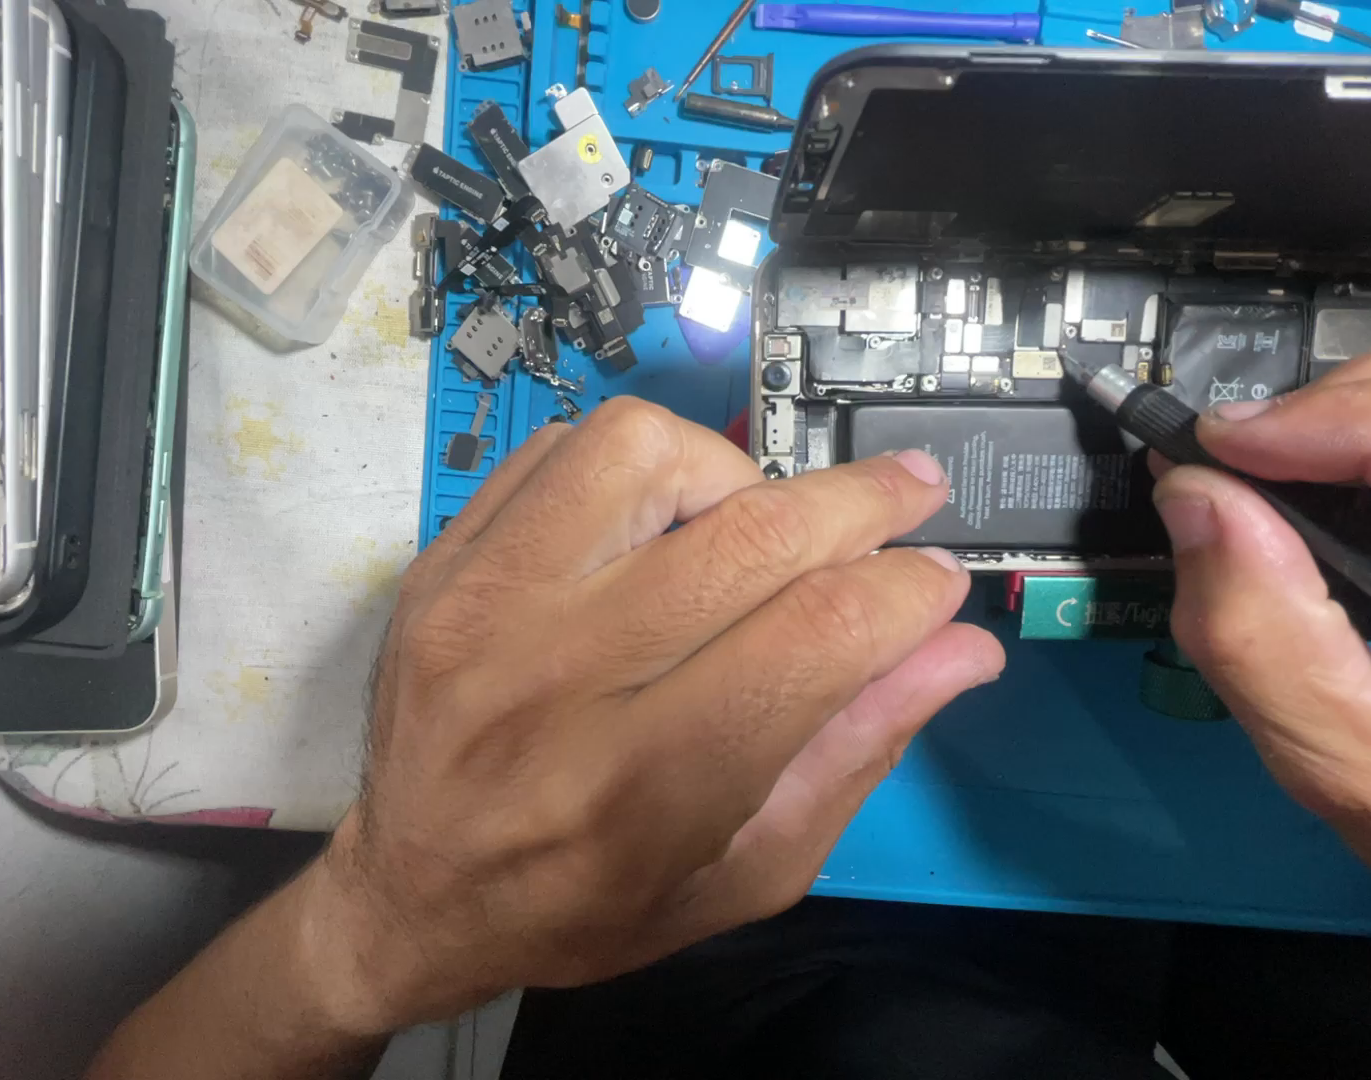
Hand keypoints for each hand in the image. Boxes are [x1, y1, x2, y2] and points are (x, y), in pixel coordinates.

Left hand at [305, 398, 1003, 1031]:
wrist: (411, 893)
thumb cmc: (589, 902)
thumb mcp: (745, 873)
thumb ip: (856, 752)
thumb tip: (959, 646)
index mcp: (642, 784)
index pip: (816, 638)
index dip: (905, 592)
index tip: (941, 580)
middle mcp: (555, 678)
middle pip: (749, 538)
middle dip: (862, 503)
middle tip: (911, 493)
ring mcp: (483, 602)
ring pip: (646, 451)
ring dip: (737, 471)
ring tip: (755, 521)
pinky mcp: (445, 561)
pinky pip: (566, 448)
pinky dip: (646, 460)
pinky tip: (666, 514)